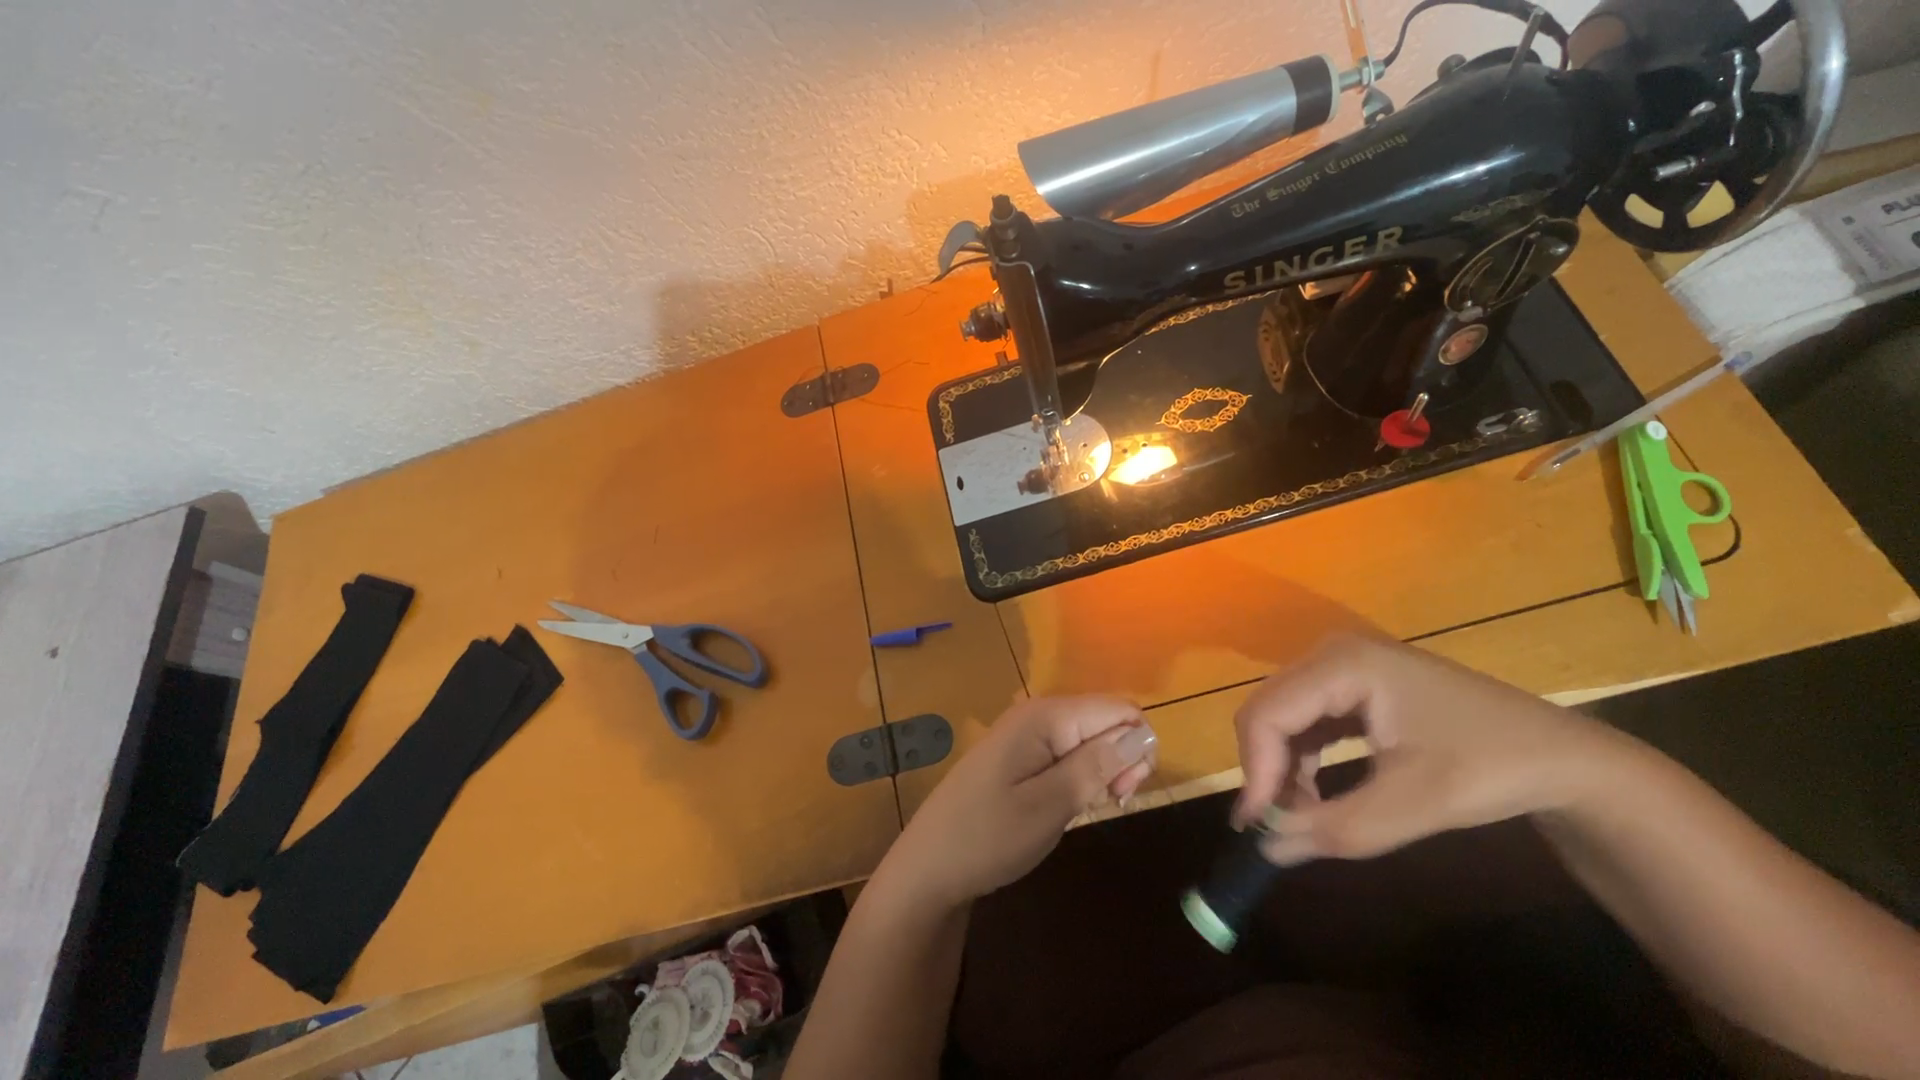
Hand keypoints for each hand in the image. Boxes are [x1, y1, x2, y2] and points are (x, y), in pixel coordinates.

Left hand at [877, 696, 1157, 908]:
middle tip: (1110, 804)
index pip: (1120, 709)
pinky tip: (1070, 806)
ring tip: (1086, 809)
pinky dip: (1081, 778)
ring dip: (1104, 772)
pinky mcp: (1022, 757)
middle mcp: (1039, 715)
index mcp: (1046, 716)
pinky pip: (1069, 754)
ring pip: (1092, 740)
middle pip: (1108, 721)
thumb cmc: (988, 837)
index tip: (1124, 793)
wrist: (930, 866)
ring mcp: (1028, 735)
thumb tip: (1145, 734)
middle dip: (1123, 759)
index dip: (1136, 747)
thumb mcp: (1050, 805)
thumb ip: (1097, 765)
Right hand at [1233, 634, 1631, 863]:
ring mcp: (1346, 666)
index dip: (1255, 772)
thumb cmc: (1489, 770)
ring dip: (1284, 769)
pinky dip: (1303, 760)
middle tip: (1279, 827)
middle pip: (1268, 711)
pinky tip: (1318, 795)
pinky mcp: (1357, 685)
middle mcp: (1335, 654)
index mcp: (1346, 665)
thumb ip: (1333, 829)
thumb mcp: (1411, 806)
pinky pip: (1307, 720)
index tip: (1258, 828)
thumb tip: (1266, 850)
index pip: (1267, 714)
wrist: (1561, 758)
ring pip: (1283, 717)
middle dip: (1268, 771)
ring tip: (1304, 818)